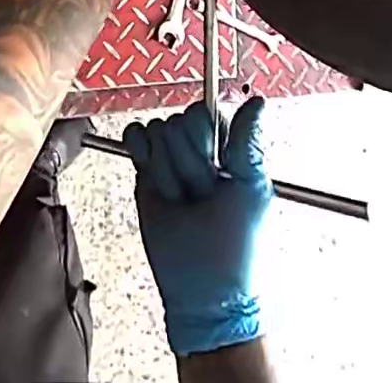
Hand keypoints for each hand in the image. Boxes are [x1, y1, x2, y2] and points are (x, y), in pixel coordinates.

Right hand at [124, 98, 271, 356]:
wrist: (203, 289)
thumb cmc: (237, 247)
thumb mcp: (253, 192)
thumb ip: (247, 145)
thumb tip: (257, 102)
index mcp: (226, 152)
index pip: (204, 113)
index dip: (204, 137)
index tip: (215, 165)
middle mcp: (196, 151)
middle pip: (177, 122)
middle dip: (187, 162)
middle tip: (200, 193)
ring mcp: (168, 159)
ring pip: (155, 131)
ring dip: (167, 169)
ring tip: (181, 199)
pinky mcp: (144, 171)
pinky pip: (134, 137)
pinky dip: (139, 150)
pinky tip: (152, 174)